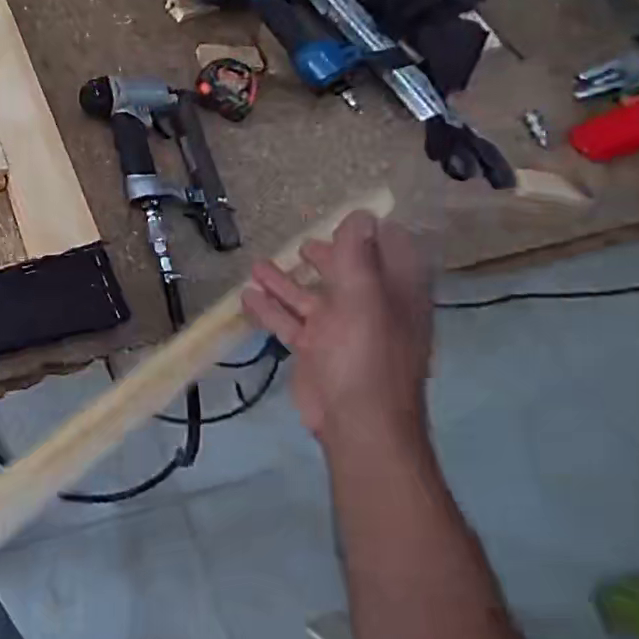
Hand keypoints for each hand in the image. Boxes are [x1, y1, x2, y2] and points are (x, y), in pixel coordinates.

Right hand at [242, 211, 431, 446]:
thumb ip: (356, 255)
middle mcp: (368, 307)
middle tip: (304, 242)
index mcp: (392, 293)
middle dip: (325, 255)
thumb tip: (362, 214)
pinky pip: (290, 321)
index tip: (350, 216)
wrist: (357, 424)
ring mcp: (340, 330)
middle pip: (346, 272)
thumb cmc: (365, 355)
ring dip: (286, 280)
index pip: (390, 252)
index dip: (372, 233)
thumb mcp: (362, 298)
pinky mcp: (316, 350)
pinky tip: (246, 295)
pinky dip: (270, 308)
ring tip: (258, 264)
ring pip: (311, 296)